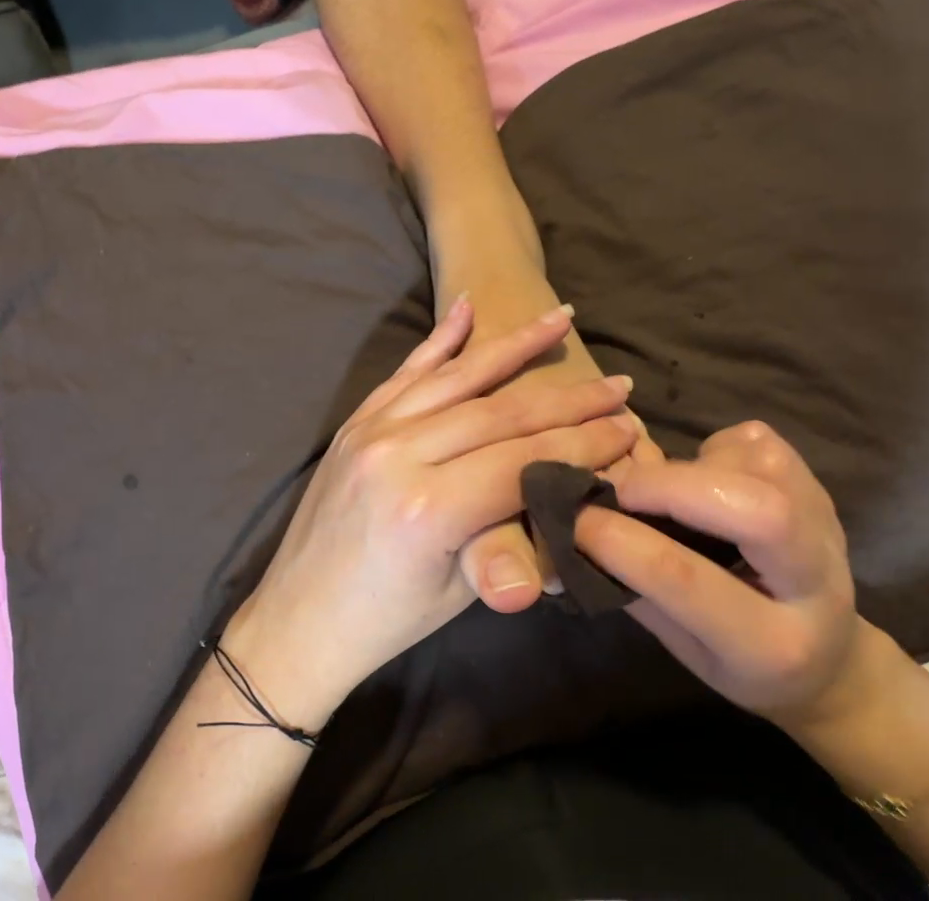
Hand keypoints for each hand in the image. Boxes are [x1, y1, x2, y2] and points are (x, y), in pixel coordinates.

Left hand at [226, 298, 640, 727]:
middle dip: (567, 399)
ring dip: (512, 346)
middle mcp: (398, 457)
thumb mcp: (459, 592)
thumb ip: (514, 534)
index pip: (525, 461)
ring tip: (560, 317)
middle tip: (618, 384)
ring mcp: (370, 433)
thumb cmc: (387, 619)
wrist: (299, 618)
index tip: (629, 426)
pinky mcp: (354, 425)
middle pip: (499, 414)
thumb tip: (583, 497)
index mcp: (429, 511)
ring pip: (455, 379)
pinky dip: (438, 342)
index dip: (583, 443)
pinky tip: (467, 309)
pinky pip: (403, 375)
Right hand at [574, 421, 875, 726]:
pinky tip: (704, 478)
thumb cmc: (743, 664)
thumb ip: (637, 593)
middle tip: (618, 490)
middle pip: (758, 512)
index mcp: (772, 644)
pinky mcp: (819, 486)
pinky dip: (714, 449)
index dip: (622, 543)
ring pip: (760, 465)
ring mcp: (826, 524)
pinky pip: (759, 443)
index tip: (577, 523)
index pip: (690, 580)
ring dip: (694, 466)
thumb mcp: (686, 653)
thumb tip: (574, 533)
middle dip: (670, 487)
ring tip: (665, 491)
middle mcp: (815, 580)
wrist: (831, 658)